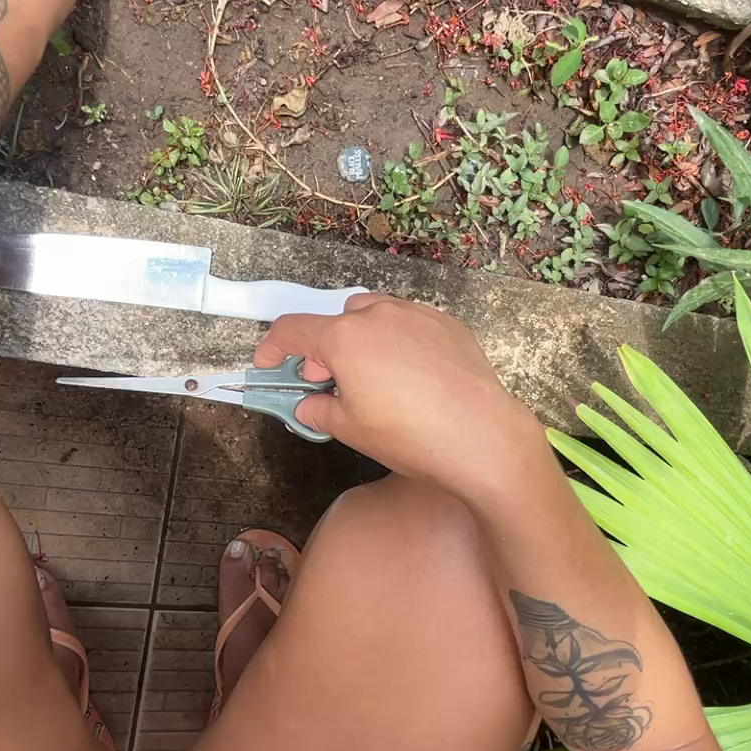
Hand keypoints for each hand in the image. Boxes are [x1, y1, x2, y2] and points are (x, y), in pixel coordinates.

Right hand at [254, 295, 550, 501]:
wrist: (481, 436)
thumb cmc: (410, 435)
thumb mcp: (351, 430)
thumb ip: (319, 411)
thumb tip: (309, 405)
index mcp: (344, 338)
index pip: (292, 330)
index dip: (272, 347)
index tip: (268, 363)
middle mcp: (378, 315)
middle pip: (336, 321)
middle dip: (324, 349)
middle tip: (329, 383)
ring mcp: (416, 315)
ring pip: (375, 314)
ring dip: (362, 339)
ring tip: (373, 377)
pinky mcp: (447, 324)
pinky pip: (410, 322)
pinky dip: (398, 340)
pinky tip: (412, 375)